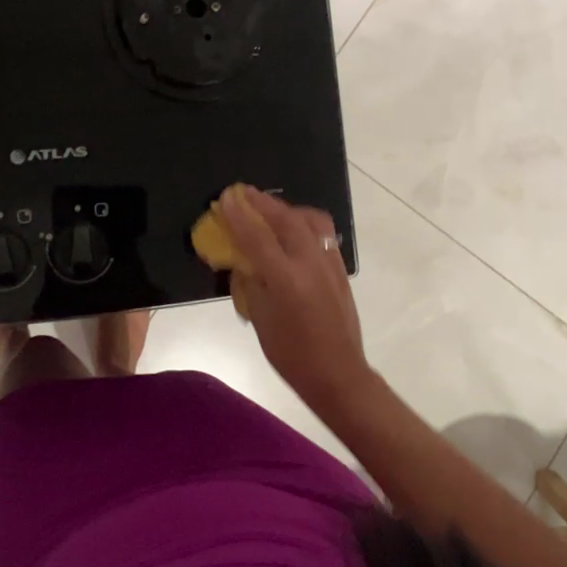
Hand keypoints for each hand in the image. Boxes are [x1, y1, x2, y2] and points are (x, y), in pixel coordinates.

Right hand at [216, 185, 373, 406]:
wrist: (337, 373)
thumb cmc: (291, 354)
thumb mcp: (260, 319)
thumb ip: (250, 282)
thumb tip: (242, 260)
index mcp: (285, 279)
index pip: (257, 237)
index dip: (239, 215)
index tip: (225, 197)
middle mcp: (310, 263)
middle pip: (285, 219)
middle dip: (262, 203)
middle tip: (243, 193)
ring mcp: (329, 263)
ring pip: (310, 220)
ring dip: (286, 208)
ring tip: (271, 208)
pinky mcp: (341, 268)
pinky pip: (323, 233)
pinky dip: (305, 222)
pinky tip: (294, 229)